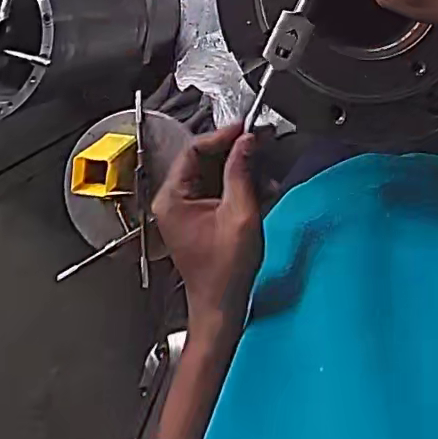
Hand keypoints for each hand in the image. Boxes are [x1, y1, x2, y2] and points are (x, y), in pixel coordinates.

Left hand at [153, 123, 263, 327]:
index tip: (246, 128)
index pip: (194, 149)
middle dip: (236, 150)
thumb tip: (246, 141)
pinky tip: (260, 187)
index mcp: (172, 198)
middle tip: (260, 140)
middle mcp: (174, 200)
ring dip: (242, 167)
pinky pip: (221, 186)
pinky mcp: (201, 215)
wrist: (223, 310)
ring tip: (264, 166)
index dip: (223, 136)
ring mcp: (187, 208)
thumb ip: (242, 172)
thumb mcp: (239, 214)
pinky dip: (241, 183)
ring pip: (216, 170)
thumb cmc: (224, 274)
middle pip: (205, 158)